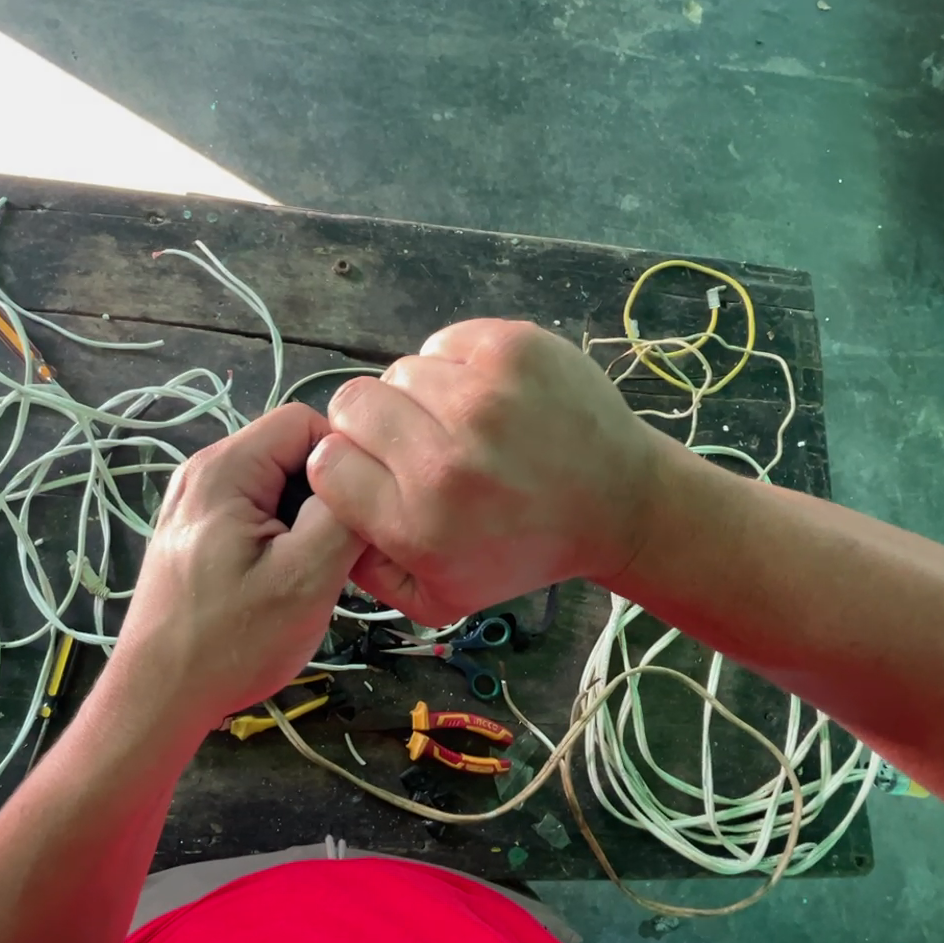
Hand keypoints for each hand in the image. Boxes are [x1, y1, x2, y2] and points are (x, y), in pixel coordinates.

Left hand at [112, 404, 365, 728]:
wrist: (158, 700)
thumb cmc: (233, 641)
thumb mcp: (305, 577)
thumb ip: (342, 515)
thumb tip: (365, 475)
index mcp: (224, 469)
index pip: (304, 421)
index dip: (345, 457)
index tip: (364, 510)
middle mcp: (201, 473)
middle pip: (289, 452)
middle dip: (326, 493)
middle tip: (344, 550)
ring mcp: (194, 504)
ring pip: (275, 485)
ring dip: (306, 519)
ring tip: (317, 569)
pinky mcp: (194, 534)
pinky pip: (253, 511)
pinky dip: (282, 534)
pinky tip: (287, 578)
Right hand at [307, 318, 683, 624]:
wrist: (617, 504)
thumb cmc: (520, 552)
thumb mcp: (437, 598)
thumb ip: (367, 570)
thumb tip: (326, 515)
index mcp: (419, 523)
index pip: (327, 462)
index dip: (344, 466)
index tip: (376, 473)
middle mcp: (446, 459)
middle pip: (351, 403)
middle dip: (371, 425)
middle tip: (415, 444)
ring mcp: (483, 395)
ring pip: (398, 372)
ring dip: (417, 397)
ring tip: (458, 424)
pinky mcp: (513, 348)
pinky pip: (442, 344)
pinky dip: (453, 367)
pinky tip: (483, 397)